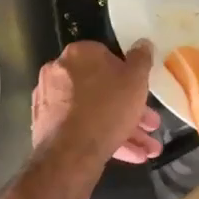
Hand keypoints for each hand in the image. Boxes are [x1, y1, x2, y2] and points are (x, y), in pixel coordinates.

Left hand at [32, 40, 161, 164]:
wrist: (70, 154)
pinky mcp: (47, 127)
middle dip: (131, 109)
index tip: (143, 93)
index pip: (107, 57)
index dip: (129, 76)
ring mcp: (50, 102)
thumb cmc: (107, 108)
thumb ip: (141, 59)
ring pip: (94, 112)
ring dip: (124, 129)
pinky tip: (130, 156)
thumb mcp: (135, 80)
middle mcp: (58, 73)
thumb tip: (143, 43)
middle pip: (102, 89)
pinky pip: (81, 128)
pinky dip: (104, 138)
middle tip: (151, 125)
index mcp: (78, 54)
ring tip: (149, 150)